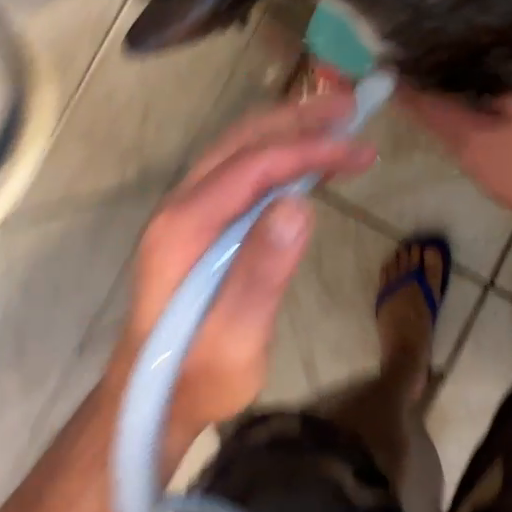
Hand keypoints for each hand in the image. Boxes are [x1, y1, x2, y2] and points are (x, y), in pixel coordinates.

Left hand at [116, 92, 375, 431]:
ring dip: (289, 129)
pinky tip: (308, 161)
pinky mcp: (199, 224)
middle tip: (352, 108)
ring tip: (338, 121)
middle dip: (299, 119)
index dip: (308, 149)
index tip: (361, 148)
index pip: (255, 165)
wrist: (150, 403)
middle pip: (244, 141)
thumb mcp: (235, 337)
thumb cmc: (197, 377)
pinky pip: (241, 170)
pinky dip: (278, 153)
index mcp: (186, 225)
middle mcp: (181, 205)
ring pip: (240, 149)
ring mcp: (187, 212)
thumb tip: (300, 205)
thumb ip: (261, 271)